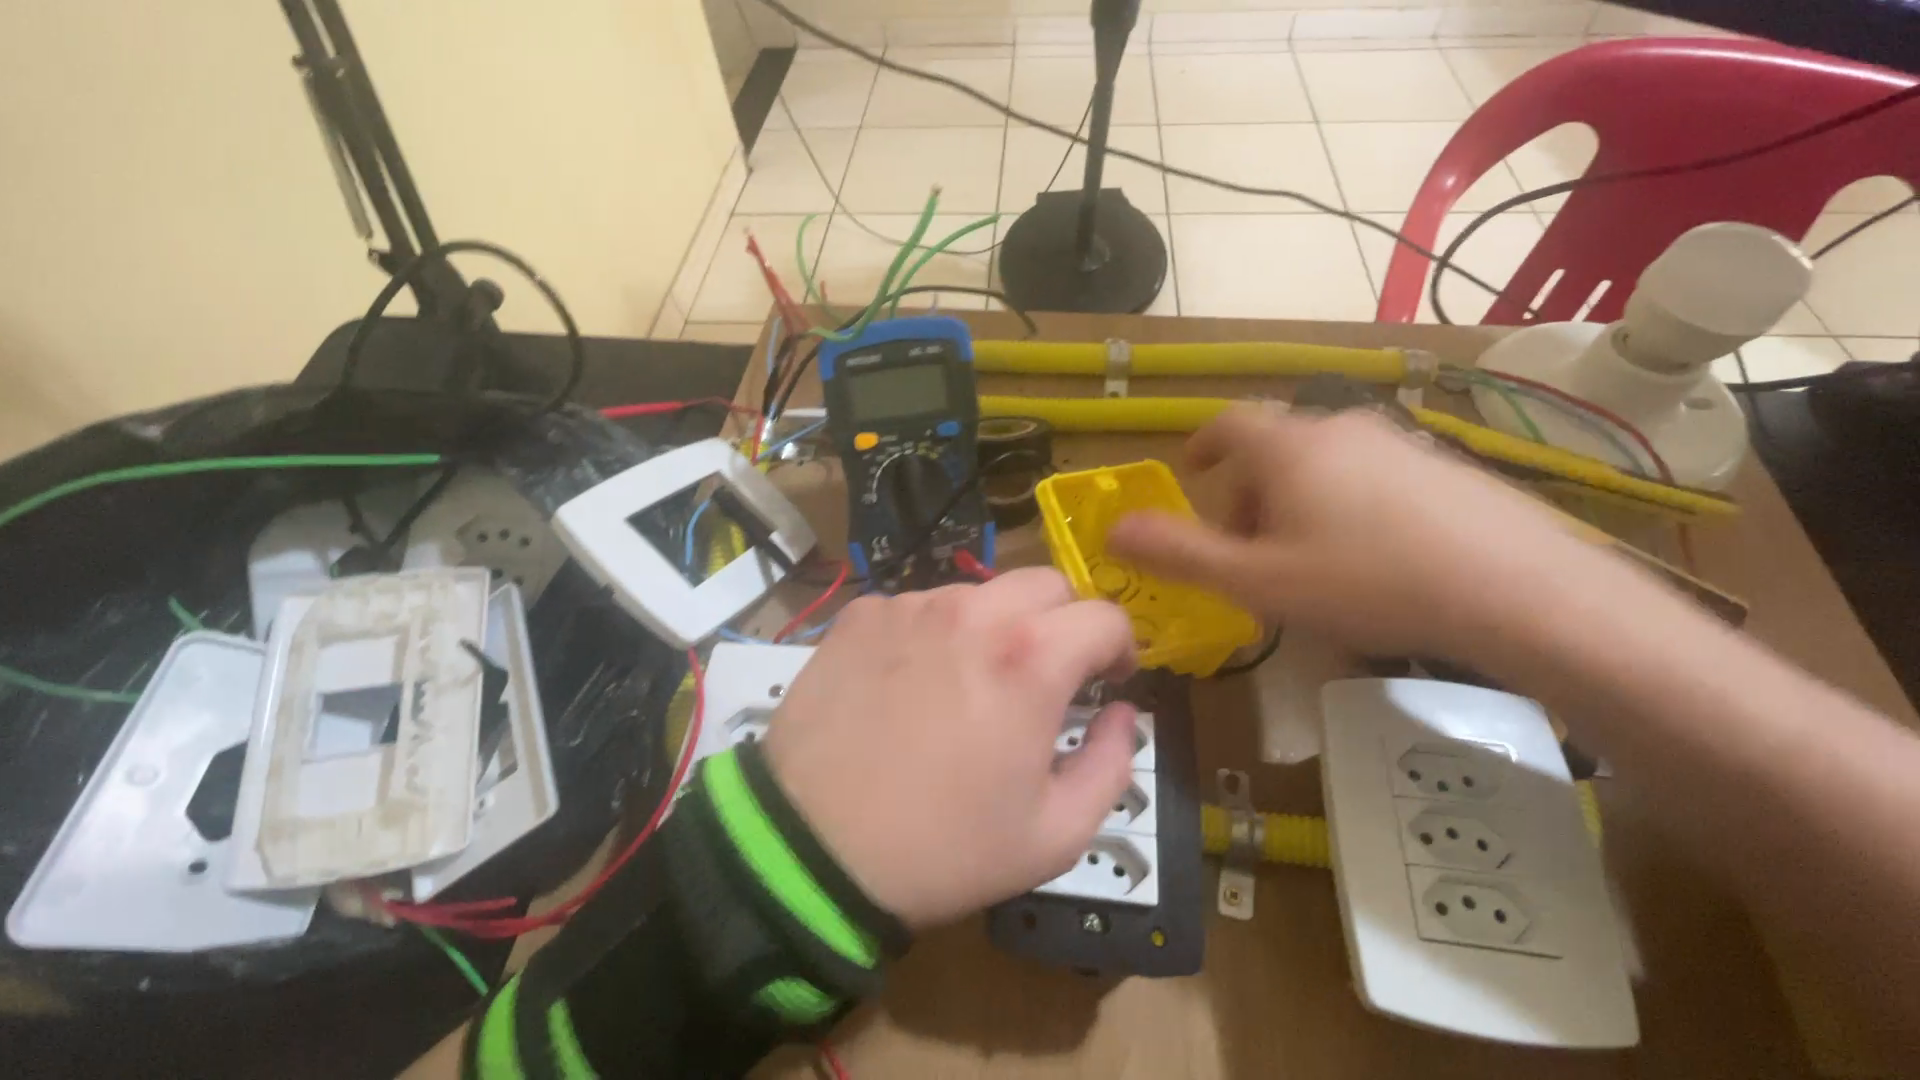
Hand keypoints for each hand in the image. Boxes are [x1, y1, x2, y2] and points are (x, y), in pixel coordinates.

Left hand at [762, 568, 1137, 928]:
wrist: (812, 851)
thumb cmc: (944, 849)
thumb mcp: (1056, 834)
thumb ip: (1111, 762)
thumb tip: (1120, 713)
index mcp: (1029, 658)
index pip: (1104, 614)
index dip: (1120, 647)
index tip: (1108, 680)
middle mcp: (971, 612)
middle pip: (1046, 584)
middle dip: (1063, 623)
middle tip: (1047, 677)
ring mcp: (909, 606)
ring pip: (979, 592)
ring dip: (996, 626)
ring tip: (971, 684)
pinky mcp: (860, 616)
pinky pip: (919, 606)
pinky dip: (934, 634)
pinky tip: (913, 685)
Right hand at [1106, 407, 1595, 663]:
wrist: (1517, 589)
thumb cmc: (1368, 583)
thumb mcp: (1258, 581)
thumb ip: (1180, 554)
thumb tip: (1114, 532)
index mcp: (1287, 447)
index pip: (1227, 423)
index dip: (1202, 445)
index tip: (1193, 473)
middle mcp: (1339, 428)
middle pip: (1274, 447)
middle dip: (1248, 491)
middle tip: (1248, 549)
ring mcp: (1399, 442)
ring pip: (1324, 462)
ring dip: (1298, 500)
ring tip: (1307, 561)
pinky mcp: (1443, 465)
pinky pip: (1372, 475)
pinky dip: (1349, 504)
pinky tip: (1372, 559)